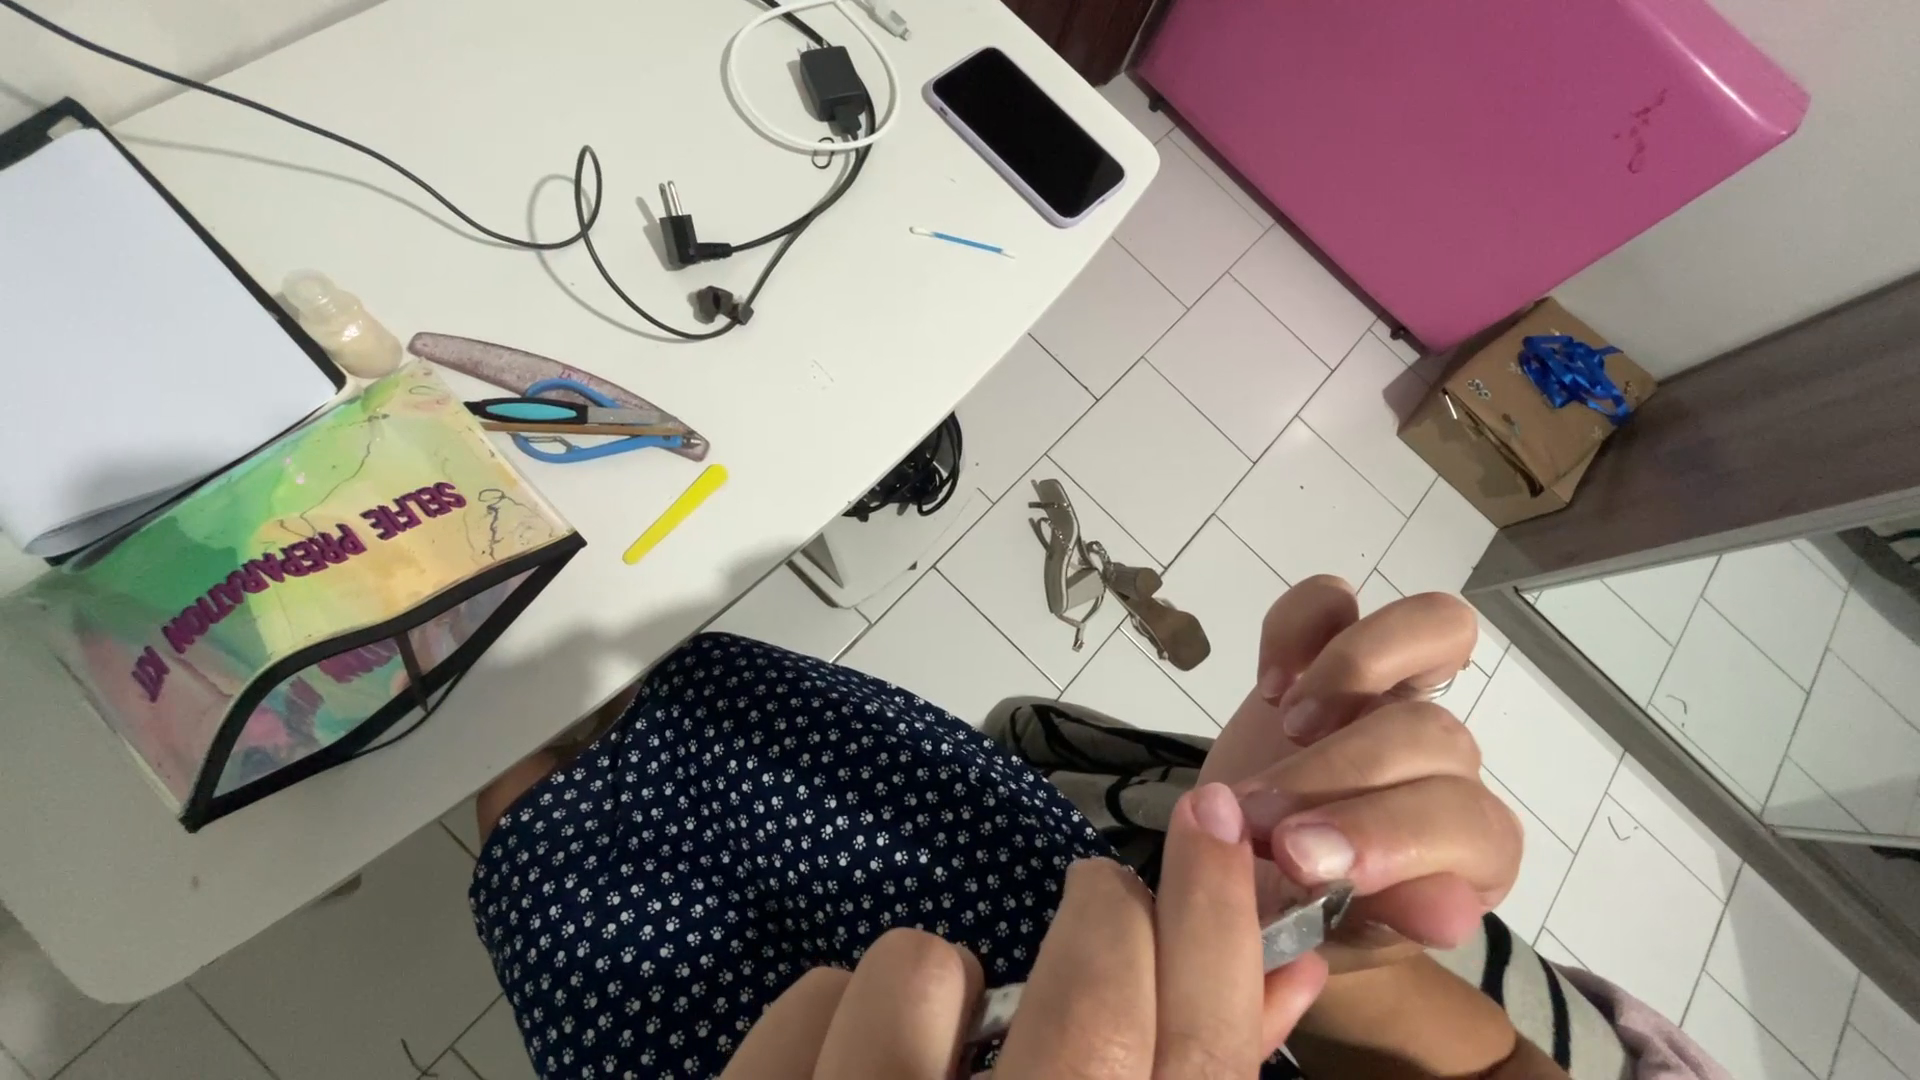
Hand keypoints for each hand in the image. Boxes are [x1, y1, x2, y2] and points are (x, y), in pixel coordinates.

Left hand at [720, 785, 1328, 1077]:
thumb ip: (1193, 1070)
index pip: (1197, 1056)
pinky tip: (837, 1071)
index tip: (1212, 818)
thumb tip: (1281, 971)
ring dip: (940, 981)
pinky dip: (835, 1010)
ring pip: (923, 966)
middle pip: (1094, 998)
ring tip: (931, 1049)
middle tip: (1099, 896)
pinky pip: (813, 991)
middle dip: (1108, 911)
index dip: (1219, 920)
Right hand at [1199, 576, 1521, 973]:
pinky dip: (1298, 623)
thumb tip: (1447, 908)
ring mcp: (1383, 693)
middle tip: (1254, 814)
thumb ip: (1382, 922)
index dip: (1388, 835)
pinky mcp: (1319, 655)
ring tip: (1287, 720)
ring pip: (1437, 627)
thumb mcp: (1326, 934)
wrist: (1247, 860)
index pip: (1469, 822)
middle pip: (1432, 732)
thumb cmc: (1291, 907)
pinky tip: (1268, 682)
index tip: (1295, 858)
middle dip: (1336, 774)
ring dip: (1354, 670)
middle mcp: (1442, 760)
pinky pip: (1332, 601)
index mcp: (1467, 845)